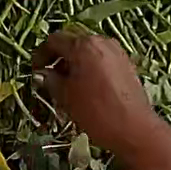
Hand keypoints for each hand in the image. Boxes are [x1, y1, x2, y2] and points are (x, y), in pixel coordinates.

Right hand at [32, 26, 165, 155]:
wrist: (134, 129)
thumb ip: (50, 80)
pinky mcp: (127, 64)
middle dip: (59, 57)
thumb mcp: (65, 96)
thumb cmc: (95, 111)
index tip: (36, 70)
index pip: (55, 40)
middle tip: (49, 76)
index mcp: (83, 46)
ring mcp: (117, 51)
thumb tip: (42, 74)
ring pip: (88, 50)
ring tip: (67, 84)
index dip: (41, 54)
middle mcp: (101, 41)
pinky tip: (86, 86)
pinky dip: (90, 67)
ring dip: (75, 62)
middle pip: (73, 42)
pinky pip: (102, 59)